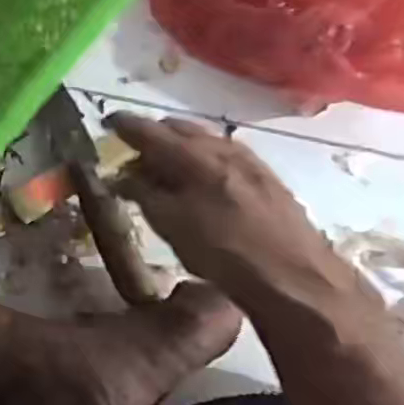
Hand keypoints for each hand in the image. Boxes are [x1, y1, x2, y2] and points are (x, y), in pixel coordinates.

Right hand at [107, 114, 376, 326]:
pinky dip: (203, 156)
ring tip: (162, 164)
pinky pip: (226, 154)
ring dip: (179, 144)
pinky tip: (200, 177)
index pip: (149, 130)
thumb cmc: (222, 253)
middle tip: (131, 149)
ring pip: (206, 139)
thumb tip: (119, 176)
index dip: (124, 124)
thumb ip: (140, 192)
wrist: (297, 281)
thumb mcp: (168, 224)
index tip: (106, 123)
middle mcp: (224, 151)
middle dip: (152, 133)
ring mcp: (251, 163)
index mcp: (194, 157)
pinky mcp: (269, 180)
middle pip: (180, 128)